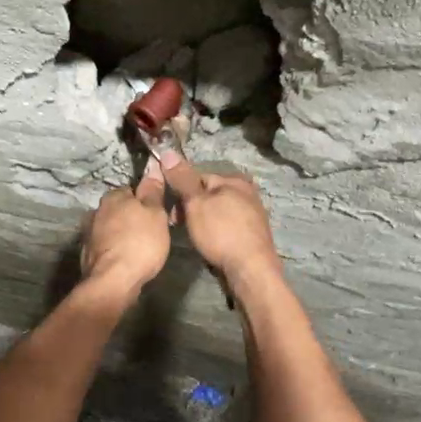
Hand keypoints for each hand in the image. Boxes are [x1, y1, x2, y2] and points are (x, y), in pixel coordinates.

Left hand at [82, 165, 170, 293]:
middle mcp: (95, 211)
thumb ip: (153, 191)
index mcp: (112, 197)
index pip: (130, 190)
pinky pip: (104, 246)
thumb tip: (152, 166)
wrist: (112, 281)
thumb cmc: (140, 243)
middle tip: (149, 232)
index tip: (155, 213)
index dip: (144, 201)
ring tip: (137, 248)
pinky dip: (113, 249)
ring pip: (109, 228)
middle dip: (130, 218)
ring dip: (120, 234)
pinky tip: (123, 259)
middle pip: (118, 209)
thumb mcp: (155, 214)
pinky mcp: (86, 254)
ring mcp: (88, 233)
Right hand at [157, 152, 281, 288]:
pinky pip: (226, 227)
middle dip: (190, 209)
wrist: (250, 270)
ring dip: (201, 222)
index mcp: (234, 180)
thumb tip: (168, 151)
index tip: (172, 212)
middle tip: (180, 227)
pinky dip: (215, 233)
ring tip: (194, 238)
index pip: (198, 177)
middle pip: (207, 195)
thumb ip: (182, 179)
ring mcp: (252, 215)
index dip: (180, 192)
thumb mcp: (196, 203)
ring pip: (216, 212)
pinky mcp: (252, 235)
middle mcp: (247, 193)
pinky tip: (210, 245)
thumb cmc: (221, 233)